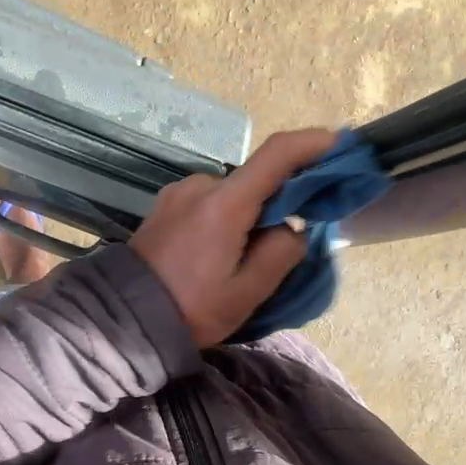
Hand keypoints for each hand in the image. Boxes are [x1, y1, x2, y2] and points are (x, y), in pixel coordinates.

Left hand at [129, 129, 337, 346]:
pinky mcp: (164, 208)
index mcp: (224, 202)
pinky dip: (226, 220)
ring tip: (244, 261)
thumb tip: (292, 227)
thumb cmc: (190, 310)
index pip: (276, 154)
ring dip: (249, 216)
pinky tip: (219, 255)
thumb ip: (281, 252)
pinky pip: (208, 205)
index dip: (313, 144)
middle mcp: (200, 186)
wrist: (125, 320)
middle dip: (280, 202)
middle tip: (291, 239)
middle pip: (255, 181)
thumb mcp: (247, 292)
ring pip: (231, 196)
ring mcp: (177, 194)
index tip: (340, 145)